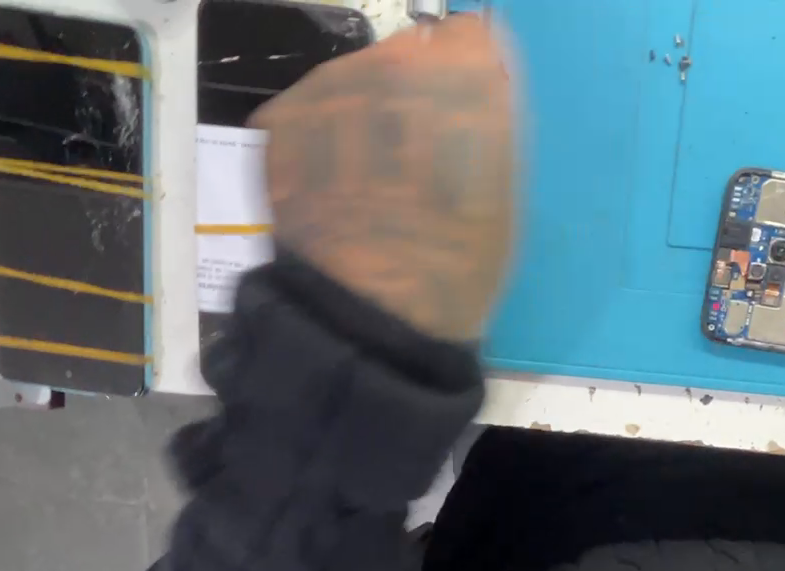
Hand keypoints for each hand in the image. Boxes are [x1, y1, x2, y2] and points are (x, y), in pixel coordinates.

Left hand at [252, 15, 519, 342]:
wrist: (373, 316)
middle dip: (413, 99)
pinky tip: (336, 193)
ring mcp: (328, 85)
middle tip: (415, 165)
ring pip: (355, 80)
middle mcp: (392, 58)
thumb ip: (489, 126)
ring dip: (366, 118)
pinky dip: (325, 144)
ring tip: (371, 186)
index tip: (464, 125)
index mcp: (464, 76)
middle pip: (407, 55)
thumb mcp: (503, 195)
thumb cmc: (457, 267)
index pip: (469, 40)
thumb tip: (472, 97)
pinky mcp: (281, 117)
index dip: (467, 83)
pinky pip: (314, 113)